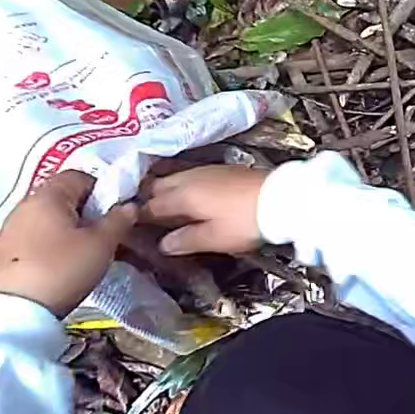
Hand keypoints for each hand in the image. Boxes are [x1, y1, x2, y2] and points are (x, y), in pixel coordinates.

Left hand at [0, 170, 135, 315]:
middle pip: (64, 197)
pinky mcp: (5, 252)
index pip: (79, 176)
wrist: (14, 311)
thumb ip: (119, 220)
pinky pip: (38, 237)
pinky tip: (65, 263)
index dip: (103, 188)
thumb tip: (129, 205)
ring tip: (88, 250)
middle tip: (107, 232)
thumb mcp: (102, 244)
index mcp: (48, 195)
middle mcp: (25, 205)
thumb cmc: (63, 267)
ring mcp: (11, 229)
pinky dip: (54, 243)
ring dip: (71, 228)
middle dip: (88, 210)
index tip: (116, 210)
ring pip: (50, 218)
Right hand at [141, 165, 268, 255]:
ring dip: (166, 190)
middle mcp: (188, 178)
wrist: (281, 196)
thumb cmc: (244, 221)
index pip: (149, 207)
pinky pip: (192, 175)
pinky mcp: (222, 169)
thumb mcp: (214, 238)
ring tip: (166, 209)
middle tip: (146, 217)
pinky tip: (191, 198)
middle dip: (148, 199)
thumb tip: (163, 244)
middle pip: (157, 185)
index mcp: (180, 196)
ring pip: (174, 177)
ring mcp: (206, 170)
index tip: (132, 229)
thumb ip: (186, 240)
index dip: (139, 219)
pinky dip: (184, 186)